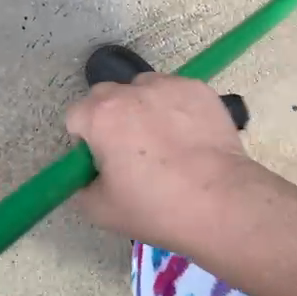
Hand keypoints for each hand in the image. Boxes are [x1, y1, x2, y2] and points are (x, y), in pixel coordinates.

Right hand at [66, 73, 267, 251]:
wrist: (220, 201)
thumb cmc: (156, 208)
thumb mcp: (101, 211)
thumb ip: (82, 186)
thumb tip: (87, 175)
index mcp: (100, 116)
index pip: (76, 116)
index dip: (86, 141)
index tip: (103, 162)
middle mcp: (130, 90)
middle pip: (107, 96)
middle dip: (111, 118)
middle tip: (132, 152)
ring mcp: (167, 85)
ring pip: (143, 90)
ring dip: (145, 108)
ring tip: (166, 143)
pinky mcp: (197, 87)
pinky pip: (175, 93)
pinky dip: (176, 109)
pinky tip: (190, 138)